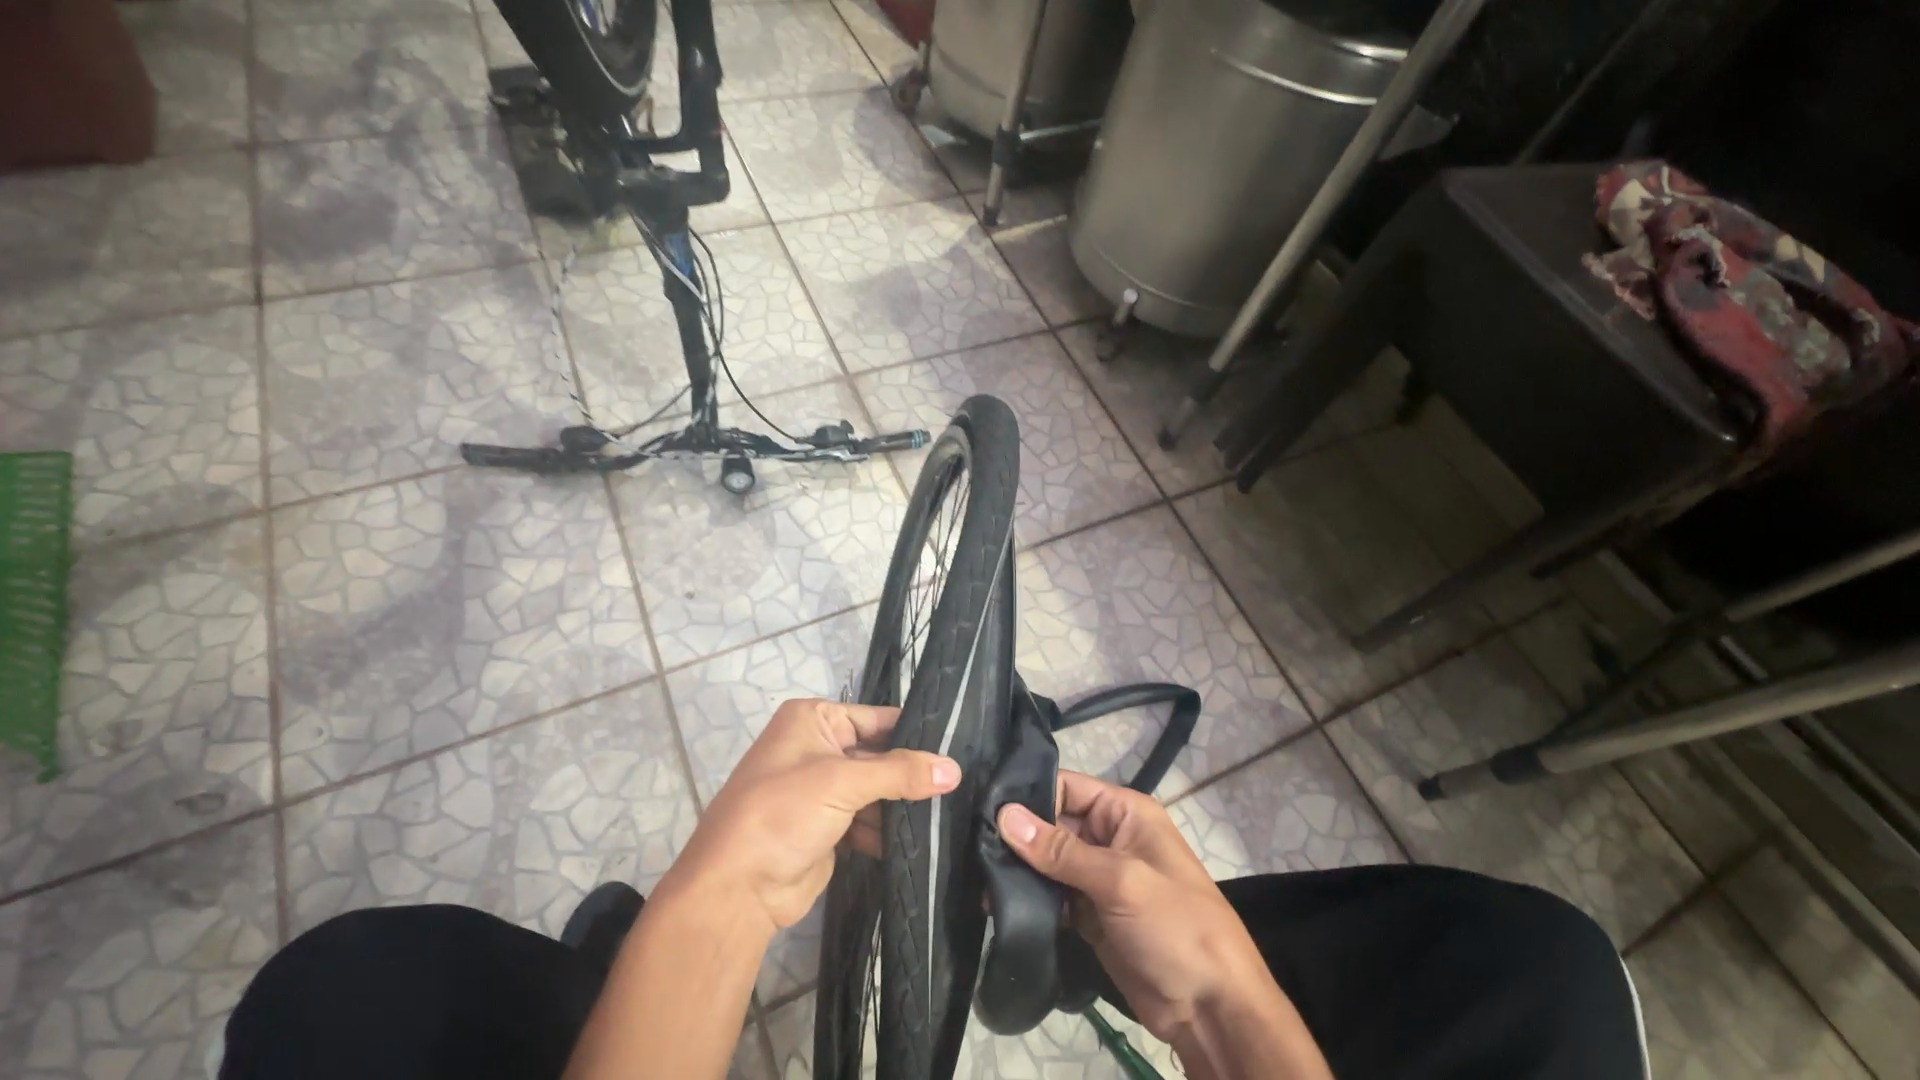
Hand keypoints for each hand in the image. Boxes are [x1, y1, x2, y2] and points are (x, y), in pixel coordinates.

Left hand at [659, 698, 960, 932]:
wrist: (737, 888)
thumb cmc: (782, 814)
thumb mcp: (842, 782)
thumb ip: (900, 773)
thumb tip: (954, 770)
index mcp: (813, 720)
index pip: (877, 718)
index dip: (915, 734)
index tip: (960, 747)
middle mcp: (817, 748)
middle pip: (880, 756)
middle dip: (912, 774)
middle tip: (962, 785)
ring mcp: (822, 790)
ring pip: (877, 791)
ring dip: (903, 806)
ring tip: (948, 815)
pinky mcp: (828, 828)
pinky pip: (869, 821)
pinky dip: (888, 831)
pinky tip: (918, 841)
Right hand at [996, 771, 1279, 1041]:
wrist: (1210, 1007)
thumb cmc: (1176, 927)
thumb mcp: (1120, 881)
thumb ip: (1062, 851)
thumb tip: (1005, 816)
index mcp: (1125, 814)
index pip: (1066, 787)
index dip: (1028, 794)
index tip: (981, 807)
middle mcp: (1110, 838)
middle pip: (1052, 824)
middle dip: (1015, 834)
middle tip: (968, 845)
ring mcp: (1099, 879)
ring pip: (1048, 862)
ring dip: (1018, 870)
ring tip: (974, 874)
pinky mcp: (1089, 915)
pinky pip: (1052, 896)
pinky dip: (1029, 899)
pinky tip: (994, 903)